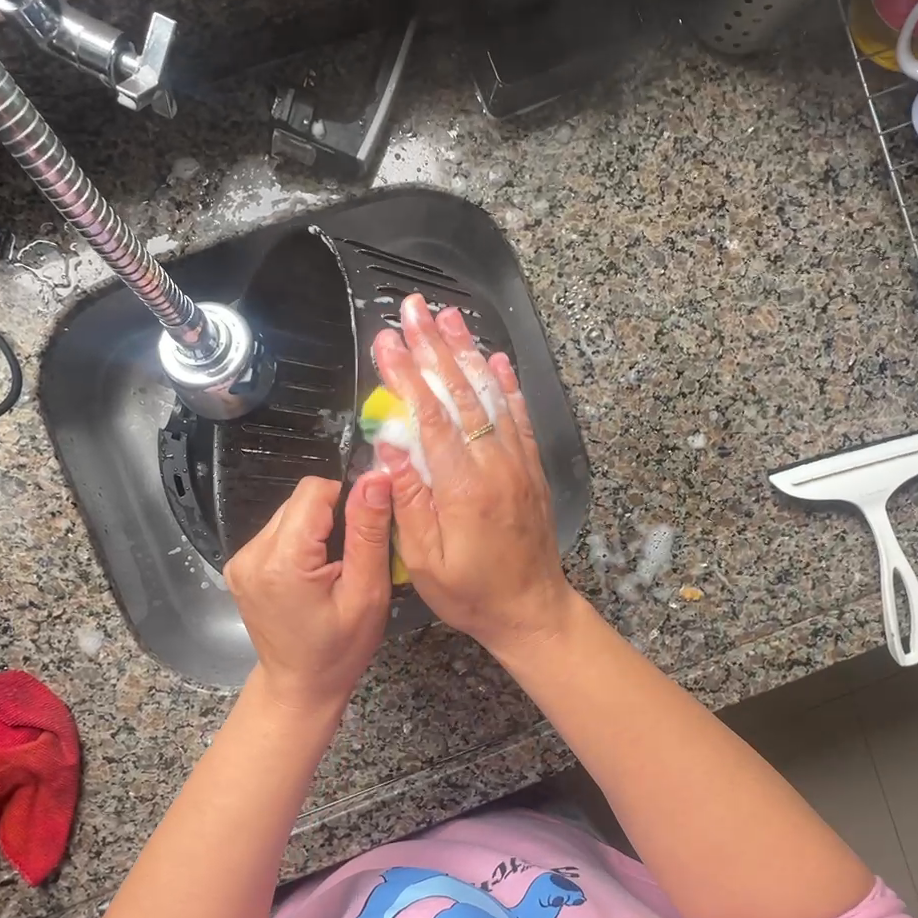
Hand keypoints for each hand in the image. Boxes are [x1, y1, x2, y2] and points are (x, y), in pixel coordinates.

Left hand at [224, 473, 393, 709]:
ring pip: (291, 513)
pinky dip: (302, 543)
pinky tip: (314, 573)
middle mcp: (251, 554)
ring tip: (333, 568)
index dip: (347, 500)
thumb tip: (375, 478)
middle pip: (301, 500)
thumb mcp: (367, 592)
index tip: (365, 531)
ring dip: (317, 530)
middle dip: (333, 518)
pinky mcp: (241, 564)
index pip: (315, 490)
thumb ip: (369, 531)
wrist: (300, 686)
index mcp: (282, 561)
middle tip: (352, 557)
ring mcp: (241, 559)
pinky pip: (279, 532)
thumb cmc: (340, 650)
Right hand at [370, 294, 577, 654]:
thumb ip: (408, 502)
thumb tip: (388, 449)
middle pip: (462, 394)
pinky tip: (496, 359)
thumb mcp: (425, 562)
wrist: (531, 609)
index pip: (430, 417)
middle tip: (415, 308)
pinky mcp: (530, 469)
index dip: (406, 375)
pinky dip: (507, 385)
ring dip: (469, 353)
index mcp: (464, 488)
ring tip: (450, 316)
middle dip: (435, 346)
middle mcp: (495, 466)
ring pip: (492, 396)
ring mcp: (517, 464)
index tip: (387, 341)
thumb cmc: (473, 593)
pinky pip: (519, 417)